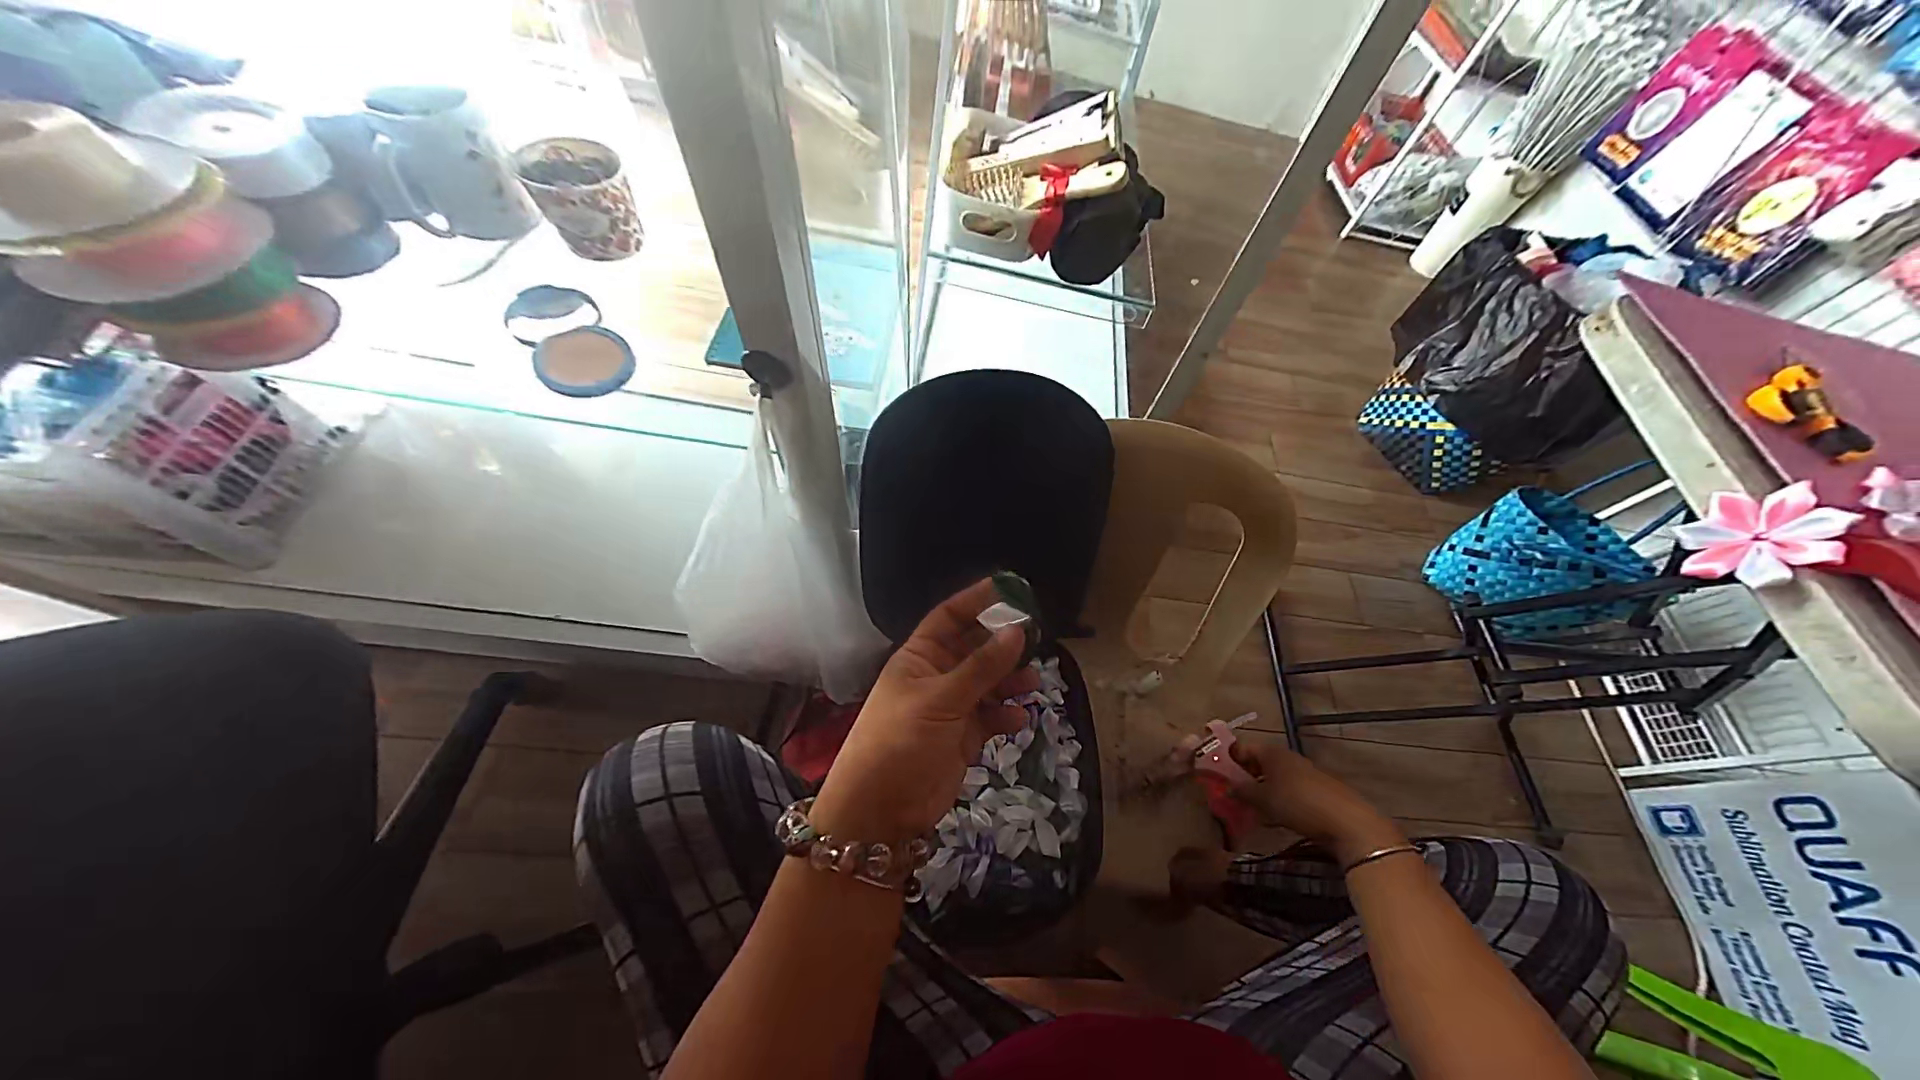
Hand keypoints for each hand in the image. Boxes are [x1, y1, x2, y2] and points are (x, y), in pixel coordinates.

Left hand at [809, 579, 1039, 842]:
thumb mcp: (941, 699)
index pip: (950, 617)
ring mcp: (950, 708)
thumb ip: (982, 667)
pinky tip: (1020, 718)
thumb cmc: (900, 741)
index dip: (977, 600)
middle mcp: (936, 677)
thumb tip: (1018, 631)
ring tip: (1033, 683)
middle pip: (975, 649)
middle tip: (1037, 641)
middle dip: (1003, 645)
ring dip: (1010, 681)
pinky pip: (990, 717)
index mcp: (919, 657)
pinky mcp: (962, 738)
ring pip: (988, 684)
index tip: (1010, 587)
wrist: (880, 809)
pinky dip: (1006, 716)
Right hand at [1226, 736, 1407, 864]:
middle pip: (1258, 762)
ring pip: (1274, 778)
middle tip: (1230, 794)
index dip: (1227, 758)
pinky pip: (1289, 791)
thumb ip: (1242, 792)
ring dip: (1261, 790)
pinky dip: (1278, 800)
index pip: (1242, 747)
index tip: (1215, 774)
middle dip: (1244, 776)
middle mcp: (1288, 758)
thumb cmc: (1298, 803)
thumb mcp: (1263, 799)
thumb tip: (1226, 789)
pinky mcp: (1318, 792)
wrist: (1349, 824)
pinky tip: (1274, 818)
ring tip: (1249, 809)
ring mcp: (1305, 774)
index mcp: (1272, 752)